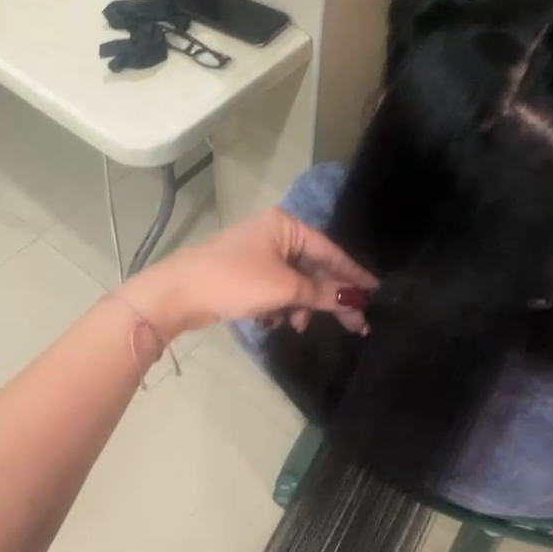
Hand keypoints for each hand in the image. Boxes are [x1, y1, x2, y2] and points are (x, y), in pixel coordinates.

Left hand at [118, 209, 376, 337]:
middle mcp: (274, 234)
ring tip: (296, 326)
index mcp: (286, 225)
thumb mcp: (283, 288)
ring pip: (296, 283)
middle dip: (328, 298)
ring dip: (300, 306)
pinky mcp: (246, 275)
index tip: (376, 295)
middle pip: (315, 268)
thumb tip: (356, 299)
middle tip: (356, 326)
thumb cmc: (233, 282)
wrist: (176, 295)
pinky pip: (277, 291)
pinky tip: (273, 322)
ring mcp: (259, 254)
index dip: (354, 276)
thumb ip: (322, 293)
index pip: (331, 251)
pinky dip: (280, 307)